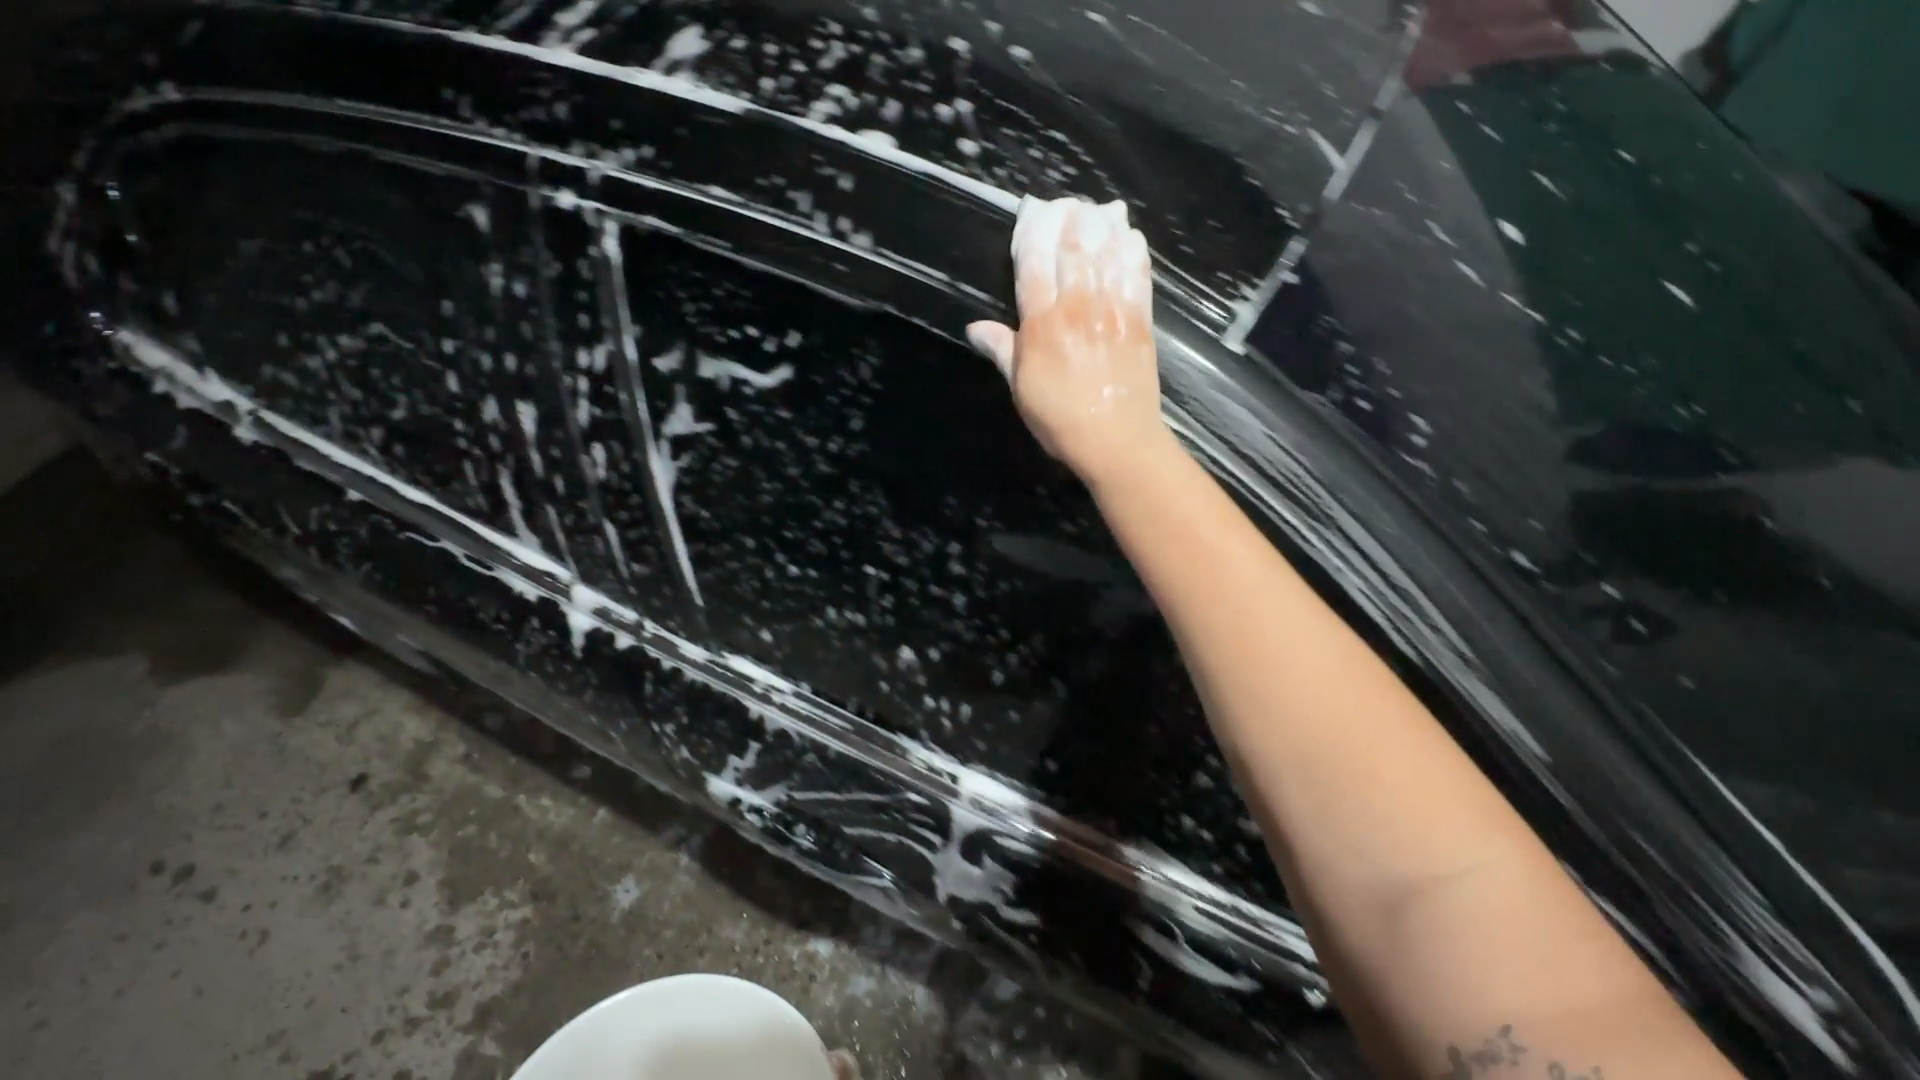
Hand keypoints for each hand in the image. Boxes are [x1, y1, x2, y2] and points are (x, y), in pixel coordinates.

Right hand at [967, 197, 1169, 486]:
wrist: (1117, 441)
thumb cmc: (1060, 420)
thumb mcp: (1021, 389)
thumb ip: (1003, 351)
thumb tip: (976, 328)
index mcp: (1042, 324)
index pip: (1034, 262)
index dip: (1033, 230)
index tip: (1033, 208)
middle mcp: (1077, 308)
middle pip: (1073, 248)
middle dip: (1070, 218)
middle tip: (1068, 201)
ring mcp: (1113, 311)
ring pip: (1107, 254)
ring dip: (1104, 225)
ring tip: (1101, 206)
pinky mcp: (1140, 321)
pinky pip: (1138, 276)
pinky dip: (1134, 252)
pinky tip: (1130, 236)